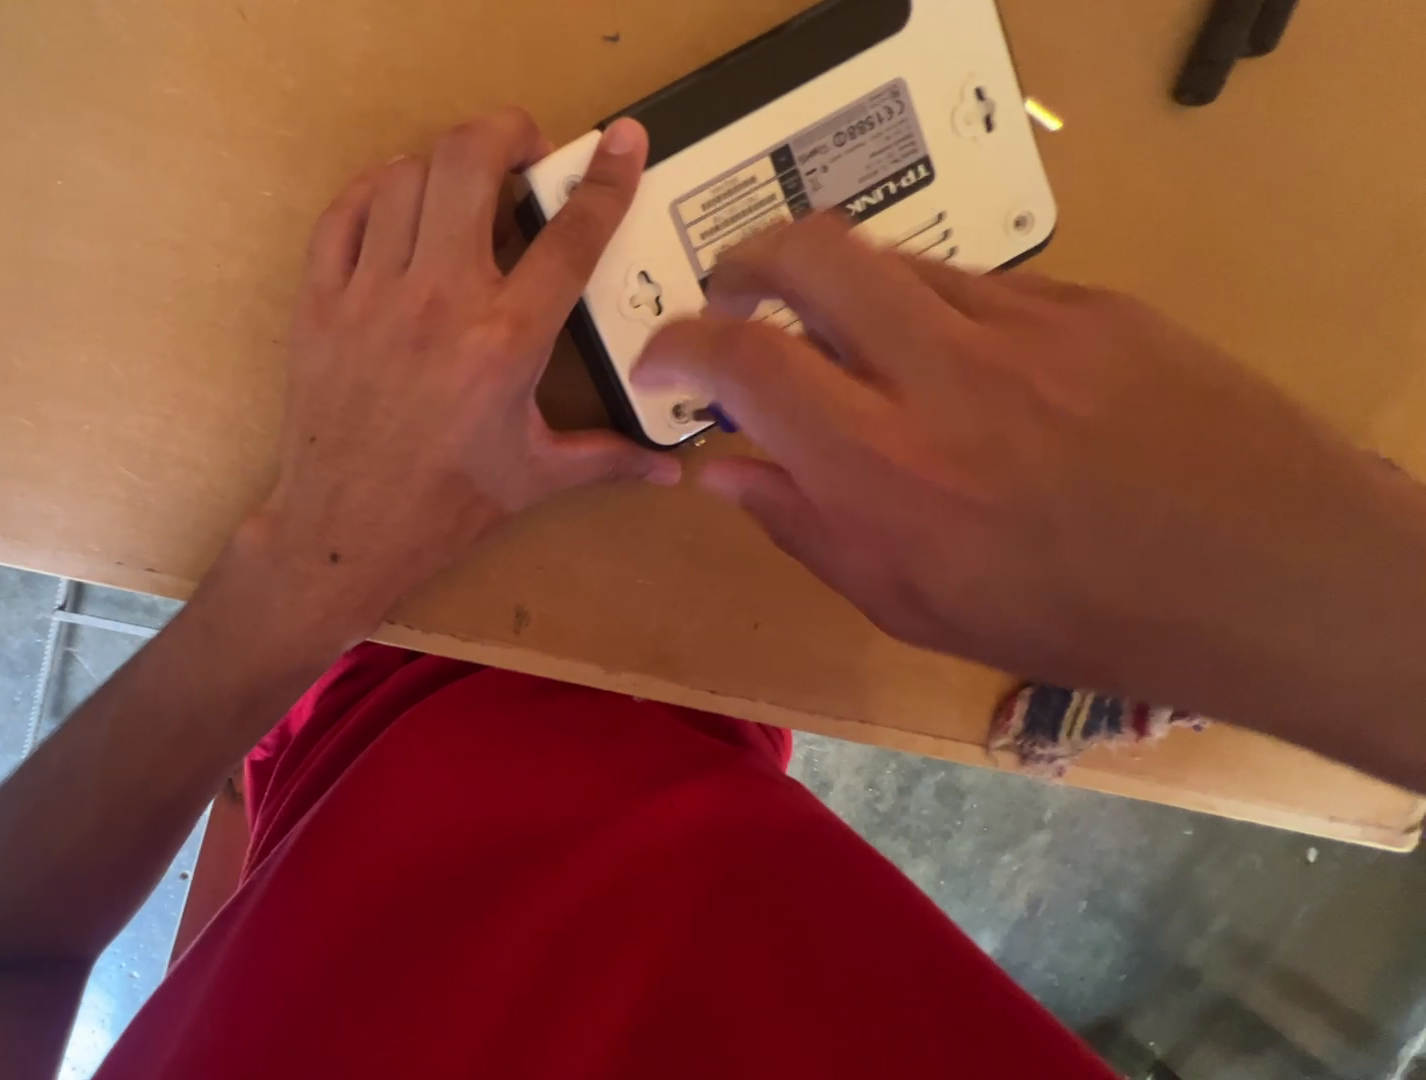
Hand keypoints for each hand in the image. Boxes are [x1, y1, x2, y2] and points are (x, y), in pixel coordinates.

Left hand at [245, 108, 679, 631]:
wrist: (347, 531)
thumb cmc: (445, 506)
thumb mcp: (535, 477)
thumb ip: (608, 459)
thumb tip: (671, 469)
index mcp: (506, 342)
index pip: (570, 237)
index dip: (607, 179)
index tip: (622, 143)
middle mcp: (439, 302)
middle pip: (471, 162)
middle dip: (507, 132)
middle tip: (525, 152)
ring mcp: (371, 296)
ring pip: (405, 177)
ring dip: (442, 165)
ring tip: (461, 189)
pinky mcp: (320, 304)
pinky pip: (341, 213)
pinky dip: (374, 192)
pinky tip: (397, 207)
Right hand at [634, 215, 1425, 780]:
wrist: (1263, 578)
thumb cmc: (1054, 614)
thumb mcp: (897, 597)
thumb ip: (796, 522)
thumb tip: (718, 471)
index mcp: (878, 463)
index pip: (744, 361)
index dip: (678, 346)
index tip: (656, 362)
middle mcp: (937, 372)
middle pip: (812, 255)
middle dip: (744, 262)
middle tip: (726, 294)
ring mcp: (1019, 323)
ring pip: (887, 259)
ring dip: (830, 286)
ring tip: (830, 334)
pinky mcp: (1085, 302)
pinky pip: (968, 285)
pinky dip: (919, 309)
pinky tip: (940, 361)